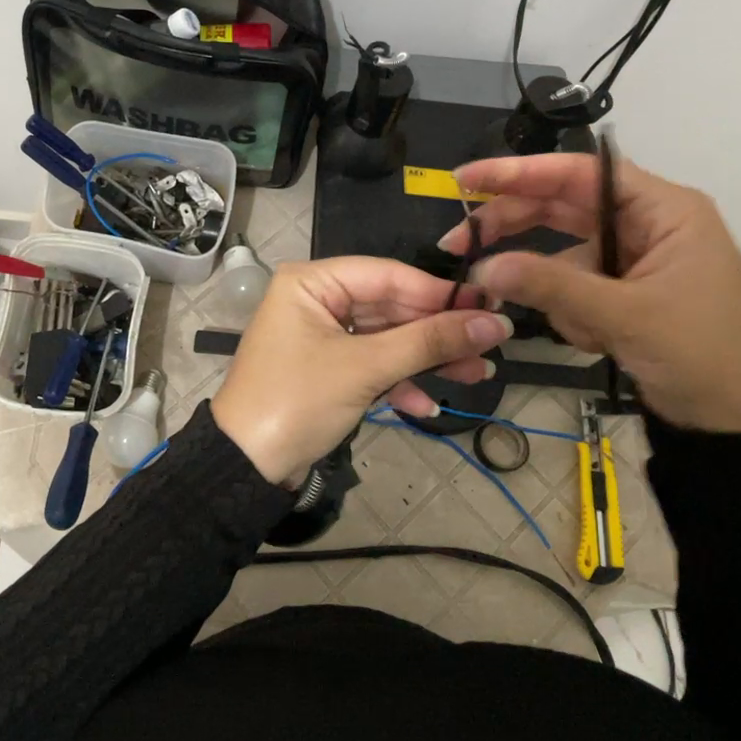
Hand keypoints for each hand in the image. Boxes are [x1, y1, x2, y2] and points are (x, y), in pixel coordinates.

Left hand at [210, 257, 514, 485]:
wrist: (246, 466)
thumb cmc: (298, 401)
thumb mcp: (365, 368)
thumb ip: (429, 342)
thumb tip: (495, 321)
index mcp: (311, 282)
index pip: (388, 274)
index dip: (439, 292)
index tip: (490, 306)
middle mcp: (315, 300)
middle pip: (391, 307)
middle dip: (438, 332)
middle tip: (491, 345)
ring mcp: (321, 336)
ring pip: (386, 338)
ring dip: (426, 359)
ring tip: (477, 375)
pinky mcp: (327, 369)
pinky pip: (371, 365)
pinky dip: (398, 382)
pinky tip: (425, 405)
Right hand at [440, 153, 740, 432]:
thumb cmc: (707, 352)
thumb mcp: (627, 315)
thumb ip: (552, 285)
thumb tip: (483, 266)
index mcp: (660, 209)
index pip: (578, 173)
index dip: (518, 172)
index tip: (466, 180)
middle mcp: (643, 226)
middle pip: (559, 209)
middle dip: (514, 229)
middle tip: (459, 245)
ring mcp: (630, 262)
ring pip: (561, 256)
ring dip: (551, 289)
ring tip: (580, 328)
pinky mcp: (621, 296)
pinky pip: (571, 289)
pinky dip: (570, 315)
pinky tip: (598, 342)